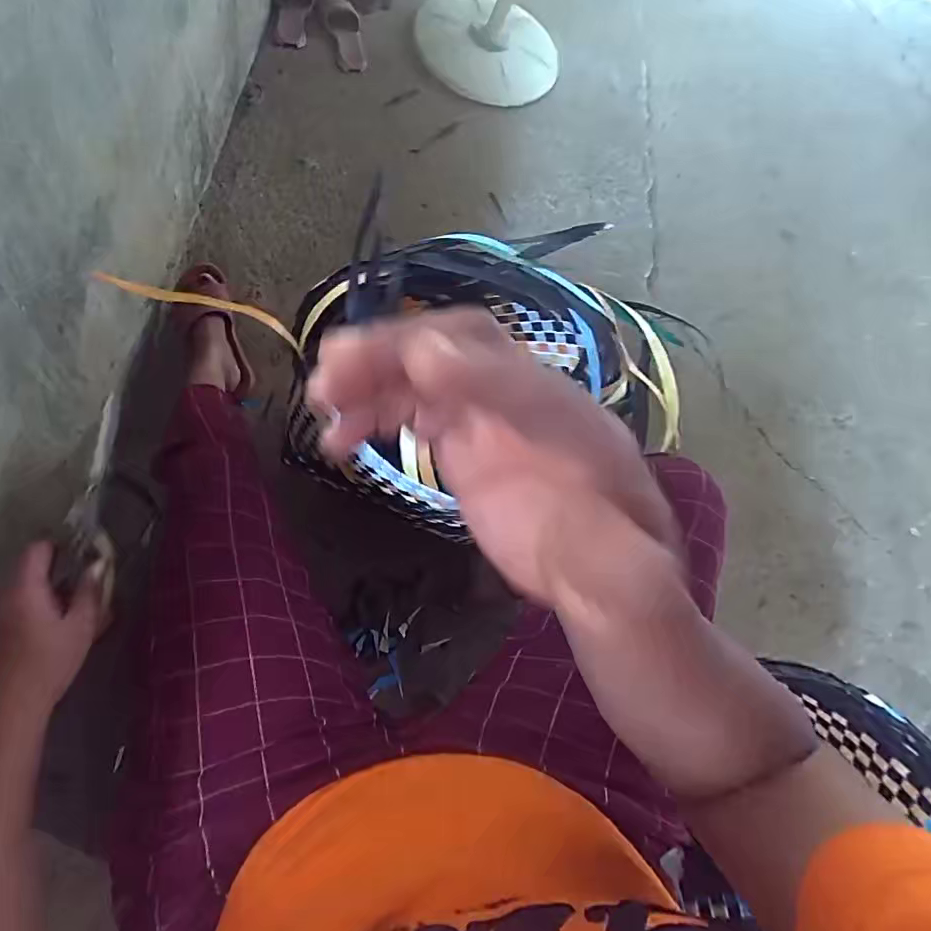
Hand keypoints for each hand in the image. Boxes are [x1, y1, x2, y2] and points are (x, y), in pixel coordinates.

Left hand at [0, 541, 109, 709]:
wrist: (3, 711)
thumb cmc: (47, 666)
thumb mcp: (80, 629)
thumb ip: (90, 593)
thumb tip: (98, 565)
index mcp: (23, 586)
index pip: (37, 548)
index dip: (60, 548)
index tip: (80, 562)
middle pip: (24, 568)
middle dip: (51, 573)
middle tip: (76, 591)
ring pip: (13, 589)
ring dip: (37, 593)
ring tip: (61, 616)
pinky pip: (4, 608)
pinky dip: (22, 611)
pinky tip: (38, 636)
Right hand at [306, 309, 685, 611]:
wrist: (593, 577)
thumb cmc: (603, 562)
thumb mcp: (609, 552)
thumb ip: (581, 526)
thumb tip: (544, 513)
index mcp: (554, 408)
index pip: (498, 362)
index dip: (450, 359)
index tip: (406, 369)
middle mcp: (514, 397)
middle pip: (443, 353)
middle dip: (386, 357)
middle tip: (329, 375)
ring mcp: (482, 414)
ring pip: (415, 378)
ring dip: (365, 383)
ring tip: (322, 403)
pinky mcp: (458, 437)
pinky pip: (406, 409)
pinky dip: (368, 415)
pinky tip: (339, 439)